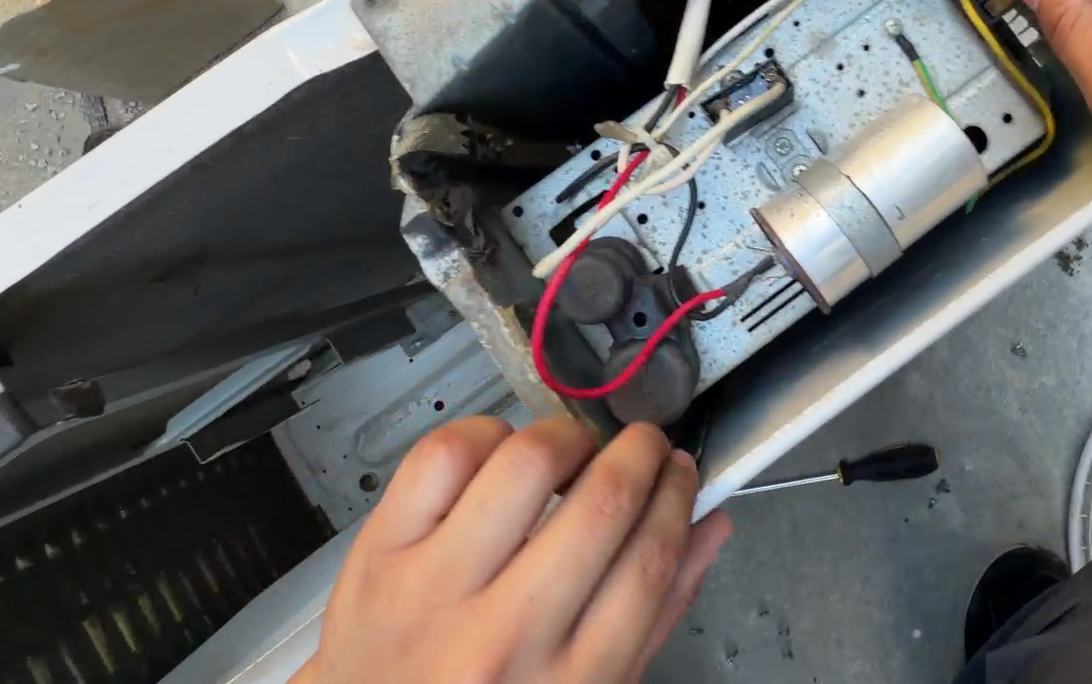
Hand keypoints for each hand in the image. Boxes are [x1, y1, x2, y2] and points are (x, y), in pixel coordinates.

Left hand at [297, 418, 730, 683]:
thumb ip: (657, 609)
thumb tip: (711, 523)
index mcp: (568, 683)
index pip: (650, 559)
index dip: (678, 496)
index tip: (680, 471)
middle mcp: (504, 637)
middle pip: (602, 503)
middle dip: (641, 452)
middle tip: (643, 445)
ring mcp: (435, 588)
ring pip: (528, 461)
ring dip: (570, 436)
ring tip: (574, 450)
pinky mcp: (381, 549)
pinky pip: (447, 453)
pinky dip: (488, 433)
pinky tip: (501, 456)